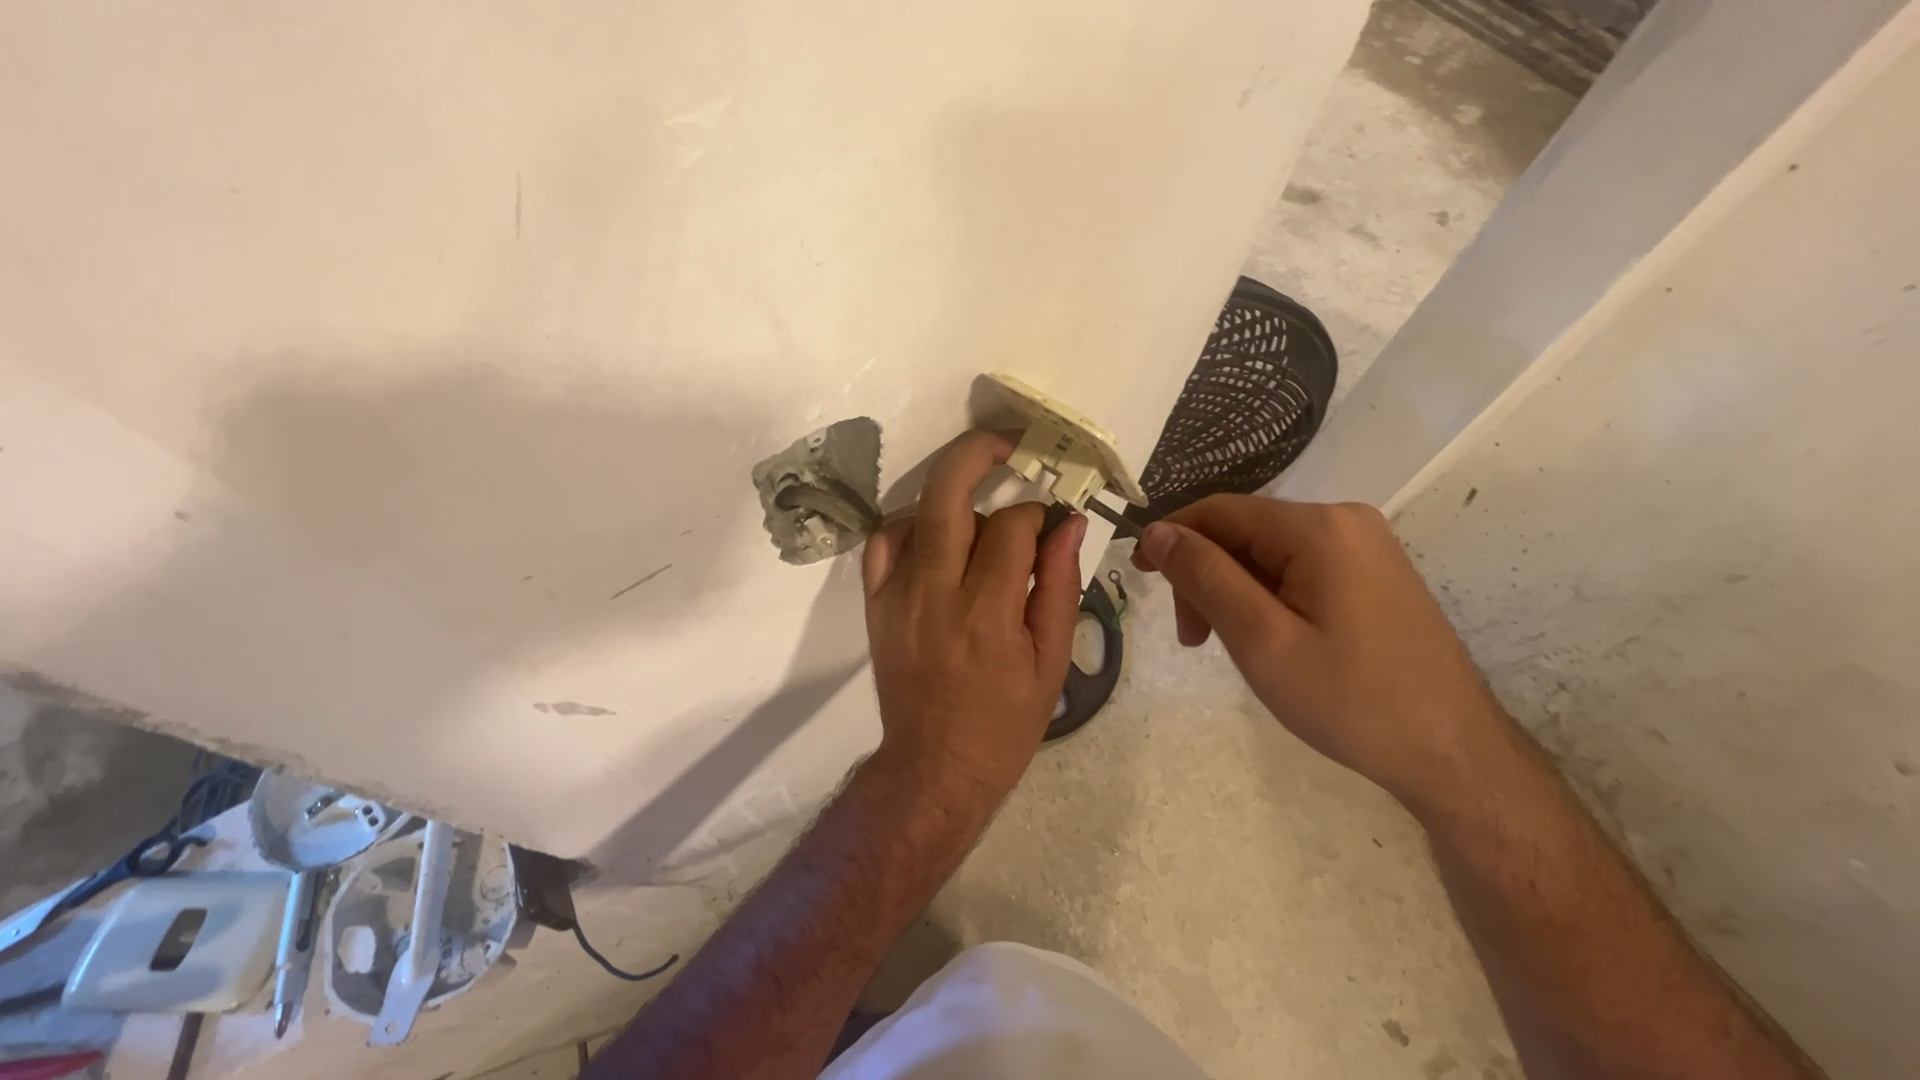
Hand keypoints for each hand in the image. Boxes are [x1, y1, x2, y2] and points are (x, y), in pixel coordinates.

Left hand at [862, 430, 1087, 805]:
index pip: (1013, 526)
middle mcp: (935, 593)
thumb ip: (1058, 585)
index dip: (1038, 513)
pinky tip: (937, 541)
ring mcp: (896, 596)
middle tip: (1010, 444)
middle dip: (981, 453)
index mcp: (987, 613)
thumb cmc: (1005, 722)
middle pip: (947, 493)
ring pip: (916, 513)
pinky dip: (911, 527)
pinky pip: (883, 542)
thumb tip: (1070, 521)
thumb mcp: (1050, 660)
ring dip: (951, 500)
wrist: (935, 766)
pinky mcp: (874, 605)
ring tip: (978, 517)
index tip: (1051, 523)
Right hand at [1132, 495, 1510, 809]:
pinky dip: (1267, 598)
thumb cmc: (1350, 700)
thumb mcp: (1261, 640)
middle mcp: (1346, 521)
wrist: (1451, 752)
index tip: (1137, 575)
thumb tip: (1158, 530)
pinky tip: (1266, 639)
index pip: (1220, 511)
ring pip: (1269, 554)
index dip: (1171, 536)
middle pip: (1245, 532)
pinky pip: (1300, 570)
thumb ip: (1205, 577)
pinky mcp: (1375, 575)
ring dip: (1233, 592)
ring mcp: (1366, 548)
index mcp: (1320, 528)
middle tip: (1192, 640)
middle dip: (1205, 577)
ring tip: (1226, 647)